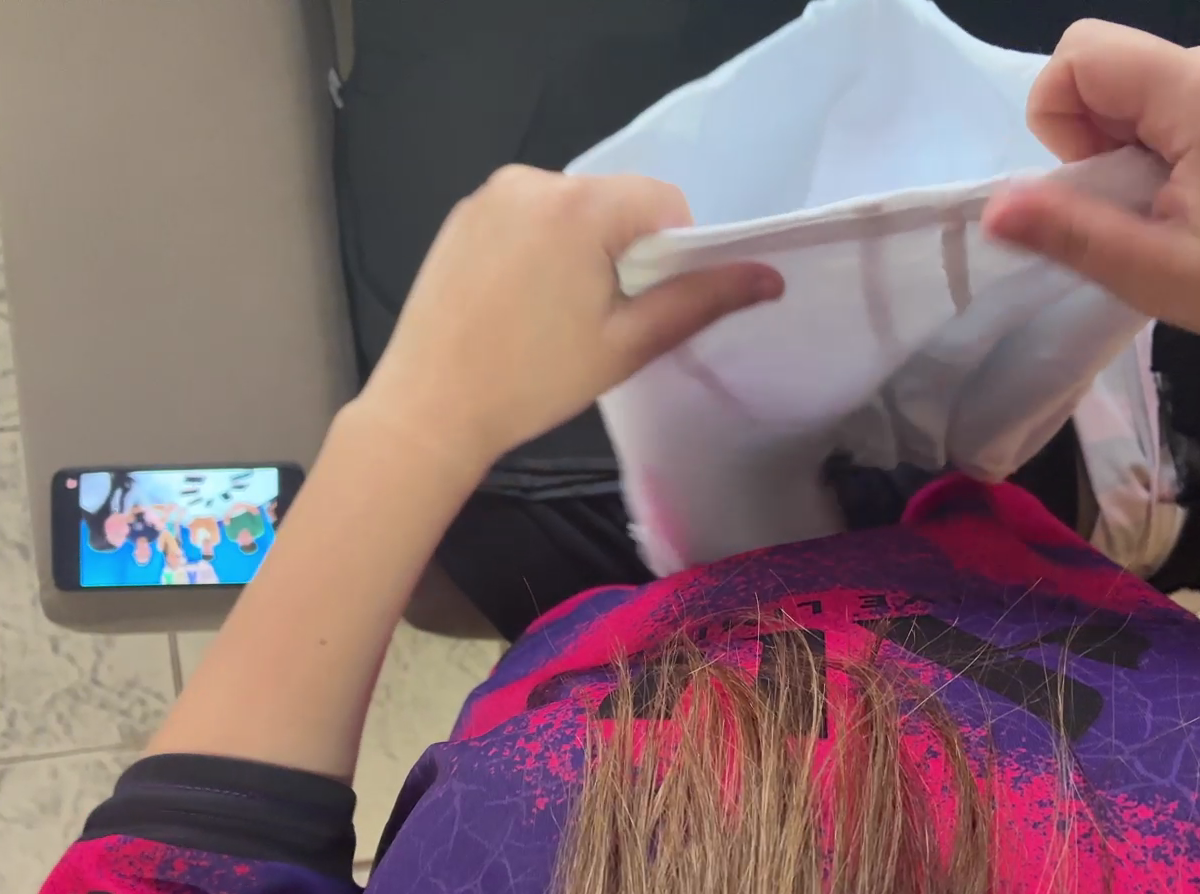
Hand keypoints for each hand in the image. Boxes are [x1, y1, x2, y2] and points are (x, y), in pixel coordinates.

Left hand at [354, 166, 783, 468]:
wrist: (430, 408)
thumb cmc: (534, 382)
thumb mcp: (626, 344)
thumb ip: (699, 302)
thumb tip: (769, 277)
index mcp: (580, 206)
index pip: (664, 202)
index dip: (673, 254)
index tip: (646, 306)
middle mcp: (532, 179)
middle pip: (615, 203)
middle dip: (624, 253)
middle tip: (600, 319)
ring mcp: (489, 195)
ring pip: (571, 210)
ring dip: (583, 250)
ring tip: (555, 315)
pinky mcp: (461, 216)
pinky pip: (527, 218)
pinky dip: (541, 249)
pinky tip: (520, 302)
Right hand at [981, 21, 1199, 370]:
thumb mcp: (1153, 272)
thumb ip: (1067, 231)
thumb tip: (991, 208)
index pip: (1081, 55)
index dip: (1058, 122)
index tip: (1095, 183)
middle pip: (1107, 73)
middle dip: (1091, 144)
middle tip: (1138, 211)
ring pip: (1136, 91)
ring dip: (1125, 153)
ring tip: (1172, 212)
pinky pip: (1175, 99)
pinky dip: (1159, 147)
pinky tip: (1198, 198)